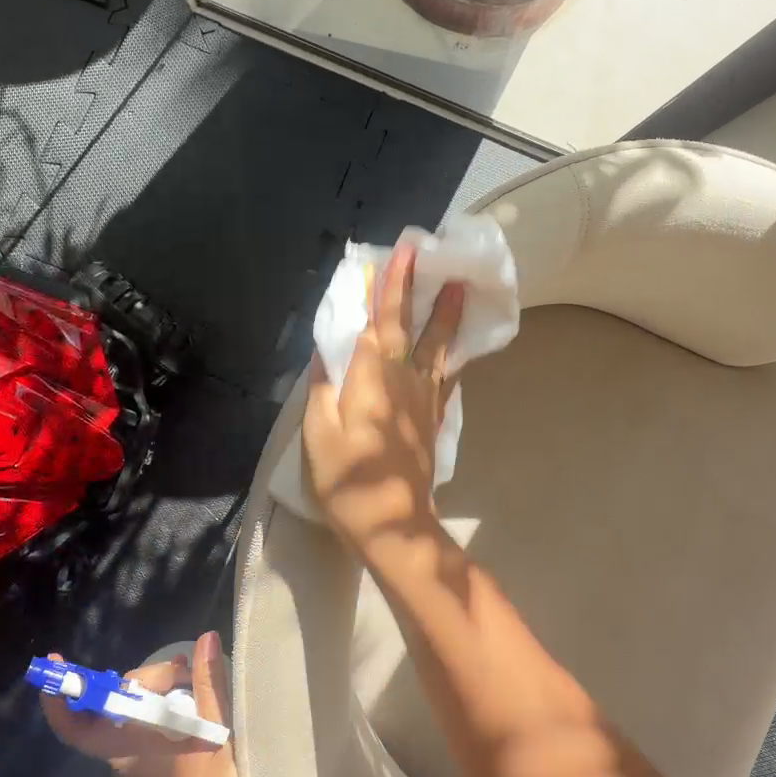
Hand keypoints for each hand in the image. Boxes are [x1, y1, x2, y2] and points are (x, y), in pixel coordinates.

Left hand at [42, 631, 243, 776]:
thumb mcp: (214, 732)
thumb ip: (208, 683)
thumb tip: (206, 638)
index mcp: (126, 750)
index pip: (78, 728)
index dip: (61, 700)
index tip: (56, 664)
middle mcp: (122, 754)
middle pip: (118, 703)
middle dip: (147, 678)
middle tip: (183, 667)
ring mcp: (134, 758)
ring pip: (133, 710)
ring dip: (158, 686)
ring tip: (191, 672)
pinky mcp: (148, 761)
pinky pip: (146, 722)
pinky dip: (162, 701)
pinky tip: (189, 689)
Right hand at [303, 243, 465, 549]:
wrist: (393, 523)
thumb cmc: (347, 479)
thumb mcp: (318, 433)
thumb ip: (323, 386)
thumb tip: (327, 347)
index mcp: (372, 377)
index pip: (381, 321)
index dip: (390, 286)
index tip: (400, 252)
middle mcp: (403, 378)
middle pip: (411, 325)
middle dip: (416, 287)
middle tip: (426, 252)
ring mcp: (424, 398)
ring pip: (437, 346)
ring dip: (445, 314)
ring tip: (457, 288)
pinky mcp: (433, 418)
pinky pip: (446, 376)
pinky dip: (451, 354)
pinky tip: (455, 347)